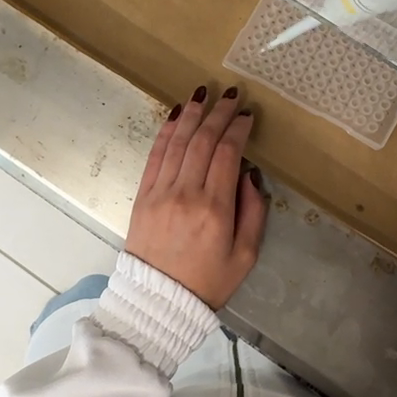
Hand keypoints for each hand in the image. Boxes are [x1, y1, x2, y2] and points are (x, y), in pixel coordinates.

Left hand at [126, 86, 267, 307]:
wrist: (158, 302)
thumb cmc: (207, 283)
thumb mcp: (246, 256)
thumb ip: (253, 213)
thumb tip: (250, 175)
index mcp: (215, 209)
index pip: (227, 154)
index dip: (237, 129)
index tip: (246, 114)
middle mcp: (186, 194)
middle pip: (202, 141)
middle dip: (218, 114)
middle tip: (230, 95)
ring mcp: (160, 192)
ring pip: (177, 142)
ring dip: (192, 115)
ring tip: (203, 94)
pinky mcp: (142, 195)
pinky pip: (155, 156)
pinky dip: (166, 132)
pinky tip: (176, 116)